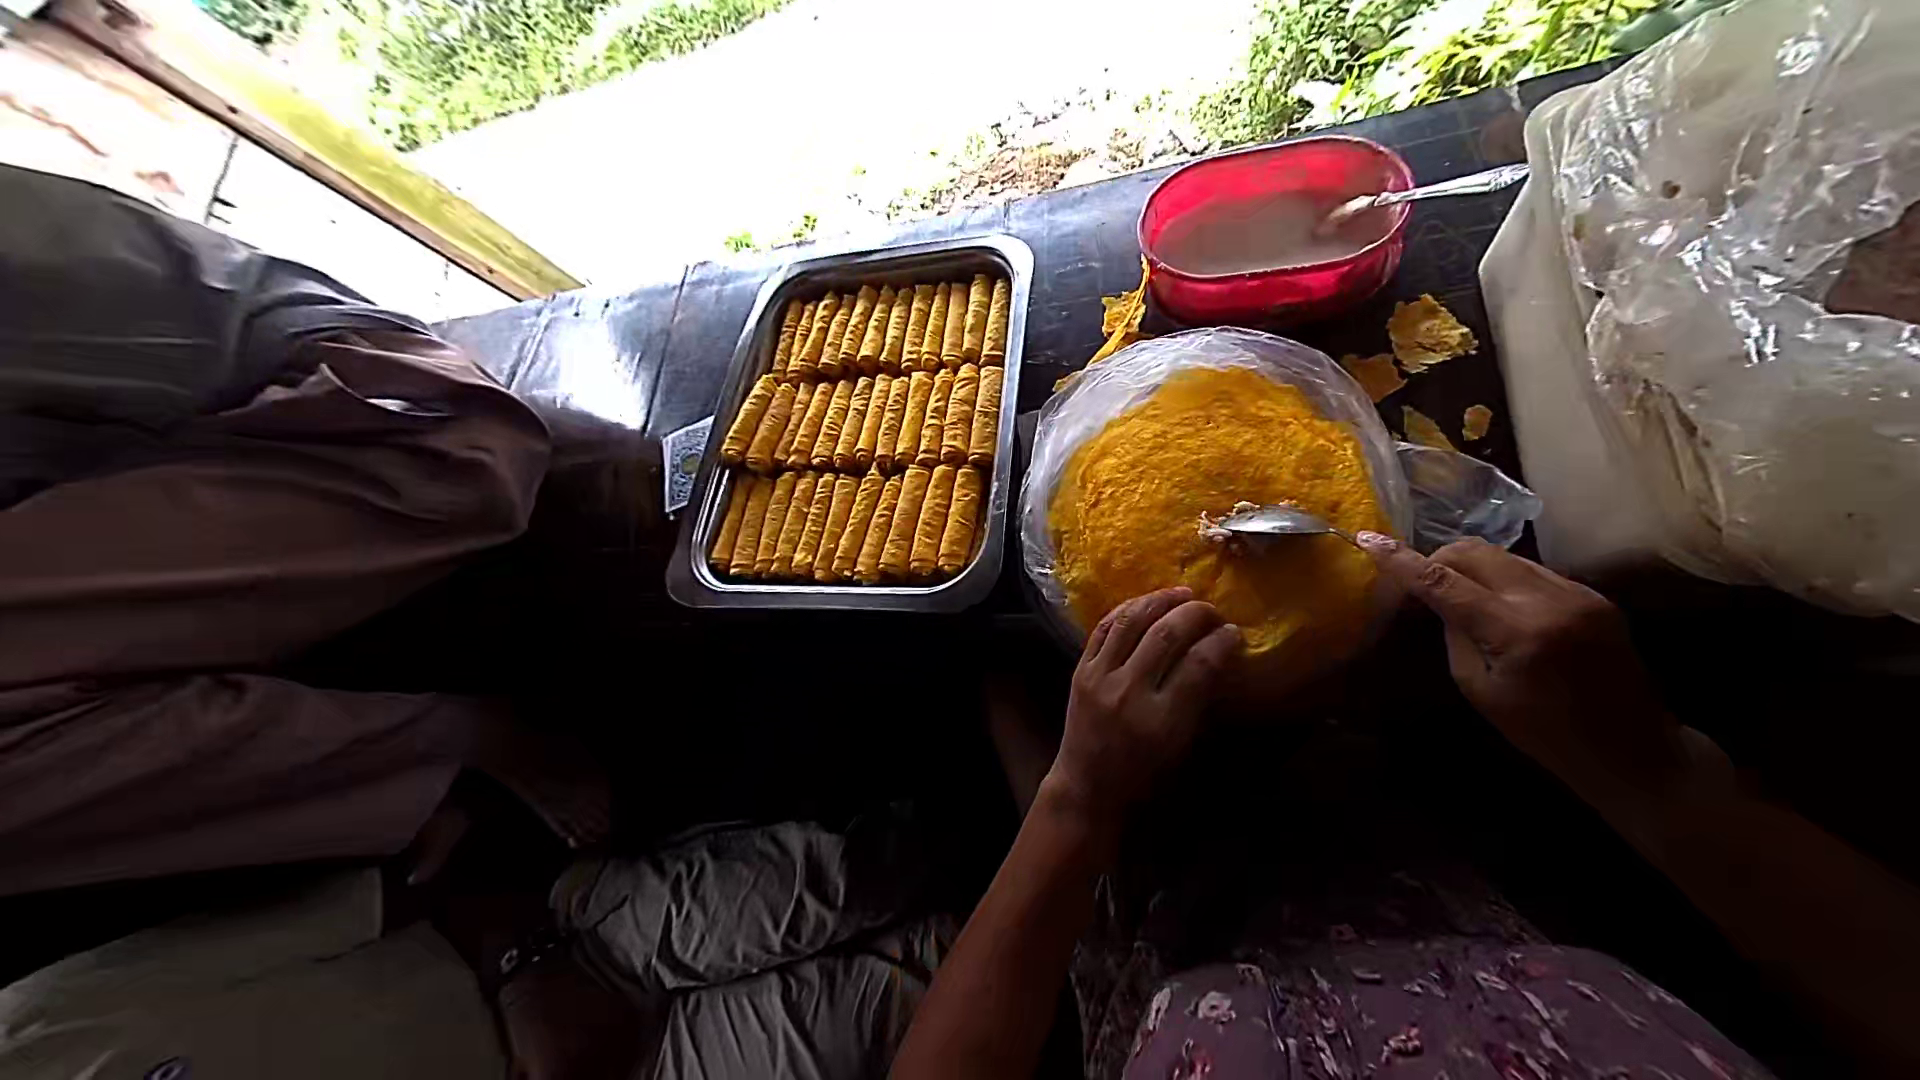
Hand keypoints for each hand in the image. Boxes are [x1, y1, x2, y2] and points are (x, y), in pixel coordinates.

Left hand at [1049, 588, 1240, 817]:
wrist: (1087, 786)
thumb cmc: (1144, 776)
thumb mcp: (1182, 747)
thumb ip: (1199, 701)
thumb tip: (1218, 655)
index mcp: (1163, 719)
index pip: (1199, 664)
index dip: (1222, 641)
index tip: (1234, 632)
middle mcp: (1129, 691)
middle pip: (1167, 634)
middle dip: (1195, 613)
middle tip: (1211, 610)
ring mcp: (1100, 677)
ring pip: (1132, 621)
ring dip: (1159, 600)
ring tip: (1181, 593)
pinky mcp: (1080, 670)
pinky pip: (1103, 627)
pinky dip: (1127, 610)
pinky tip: (1145, 603)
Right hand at [1356, 534, 1709, 799]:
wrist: (1635, 751)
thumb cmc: (1542, 731)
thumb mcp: (1477, 686)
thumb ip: (1454, 633)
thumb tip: (1436, 596)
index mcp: (1516, 632)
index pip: (1442, 581)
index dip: (1400, 560)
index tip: (1367, 539)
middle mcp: (1549, 601)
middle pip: (1473, 551)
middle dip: (1437, 558)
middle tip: (1420, 584)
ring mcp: (1578, 593)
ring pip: (1501, 555)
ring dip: (1469, 568)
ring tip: (1460, 597)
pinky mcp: (1593, 595)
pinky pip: (1529, 570)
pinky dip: (1500, 579)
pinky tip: (1499, 608)